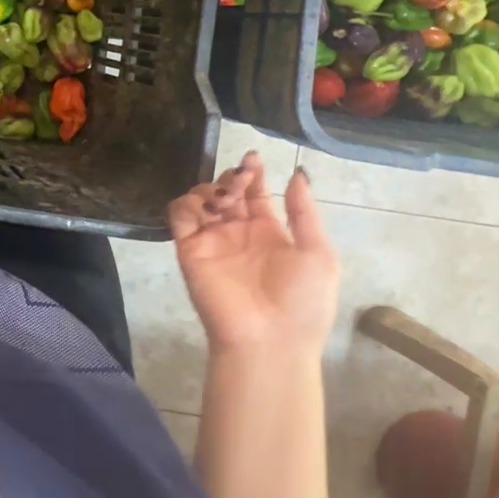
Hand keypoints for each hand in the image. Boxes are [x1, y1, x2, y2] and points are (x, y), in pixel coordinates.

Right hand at [168, 151, 338, 357]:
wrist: (270, 339)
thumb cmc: (303, 302)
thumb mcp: (319, 254)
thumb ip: (304, 212)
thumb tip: (296, 173)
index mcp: (269, 233)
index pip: (254, 194)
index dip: (252, 173)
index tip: (252, 157)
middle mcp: (237, 232)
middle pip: (225, 190)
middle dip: (231, 177)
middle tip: (240, 179)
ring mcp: (211, 239)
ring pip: (199, 197)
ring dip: (210, 188)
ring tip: (225, 198)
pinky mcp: (188, 247)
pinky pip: (179, 215)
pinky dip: (187, 204)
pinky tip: (207, 209)